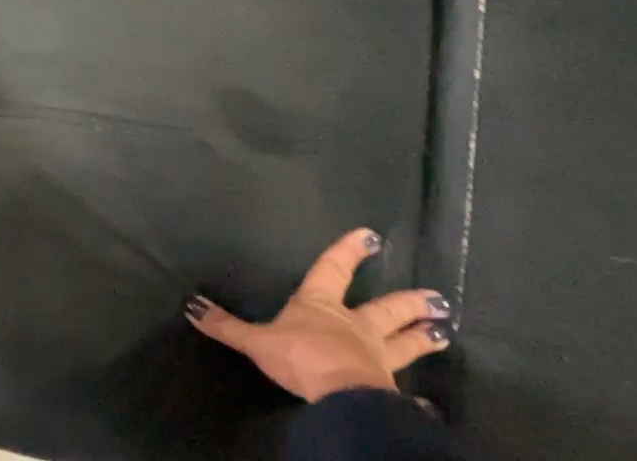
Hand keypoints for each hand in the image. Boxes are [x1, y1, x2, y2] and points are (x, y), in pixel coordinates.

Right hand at [186, 228, 453, 402]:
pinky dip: (414, 396)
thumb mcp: (256, 340)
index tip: (370, 236)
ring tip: (445, 329)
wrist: (342, 396)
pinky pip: (404, 391)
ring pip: (405, 342)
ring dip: (423, 336)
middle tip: (436, 297)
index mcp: (320, 306)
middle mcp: (354, 326)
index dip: (348, 253)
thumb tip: (191, 306)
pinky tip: (426, 401)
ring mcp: (376, 356)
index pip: (333, 271)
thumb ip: (226, 325)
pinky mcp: (388, 387)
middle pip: (385, 309)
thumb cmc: (301, 356)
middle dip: (408, 302)